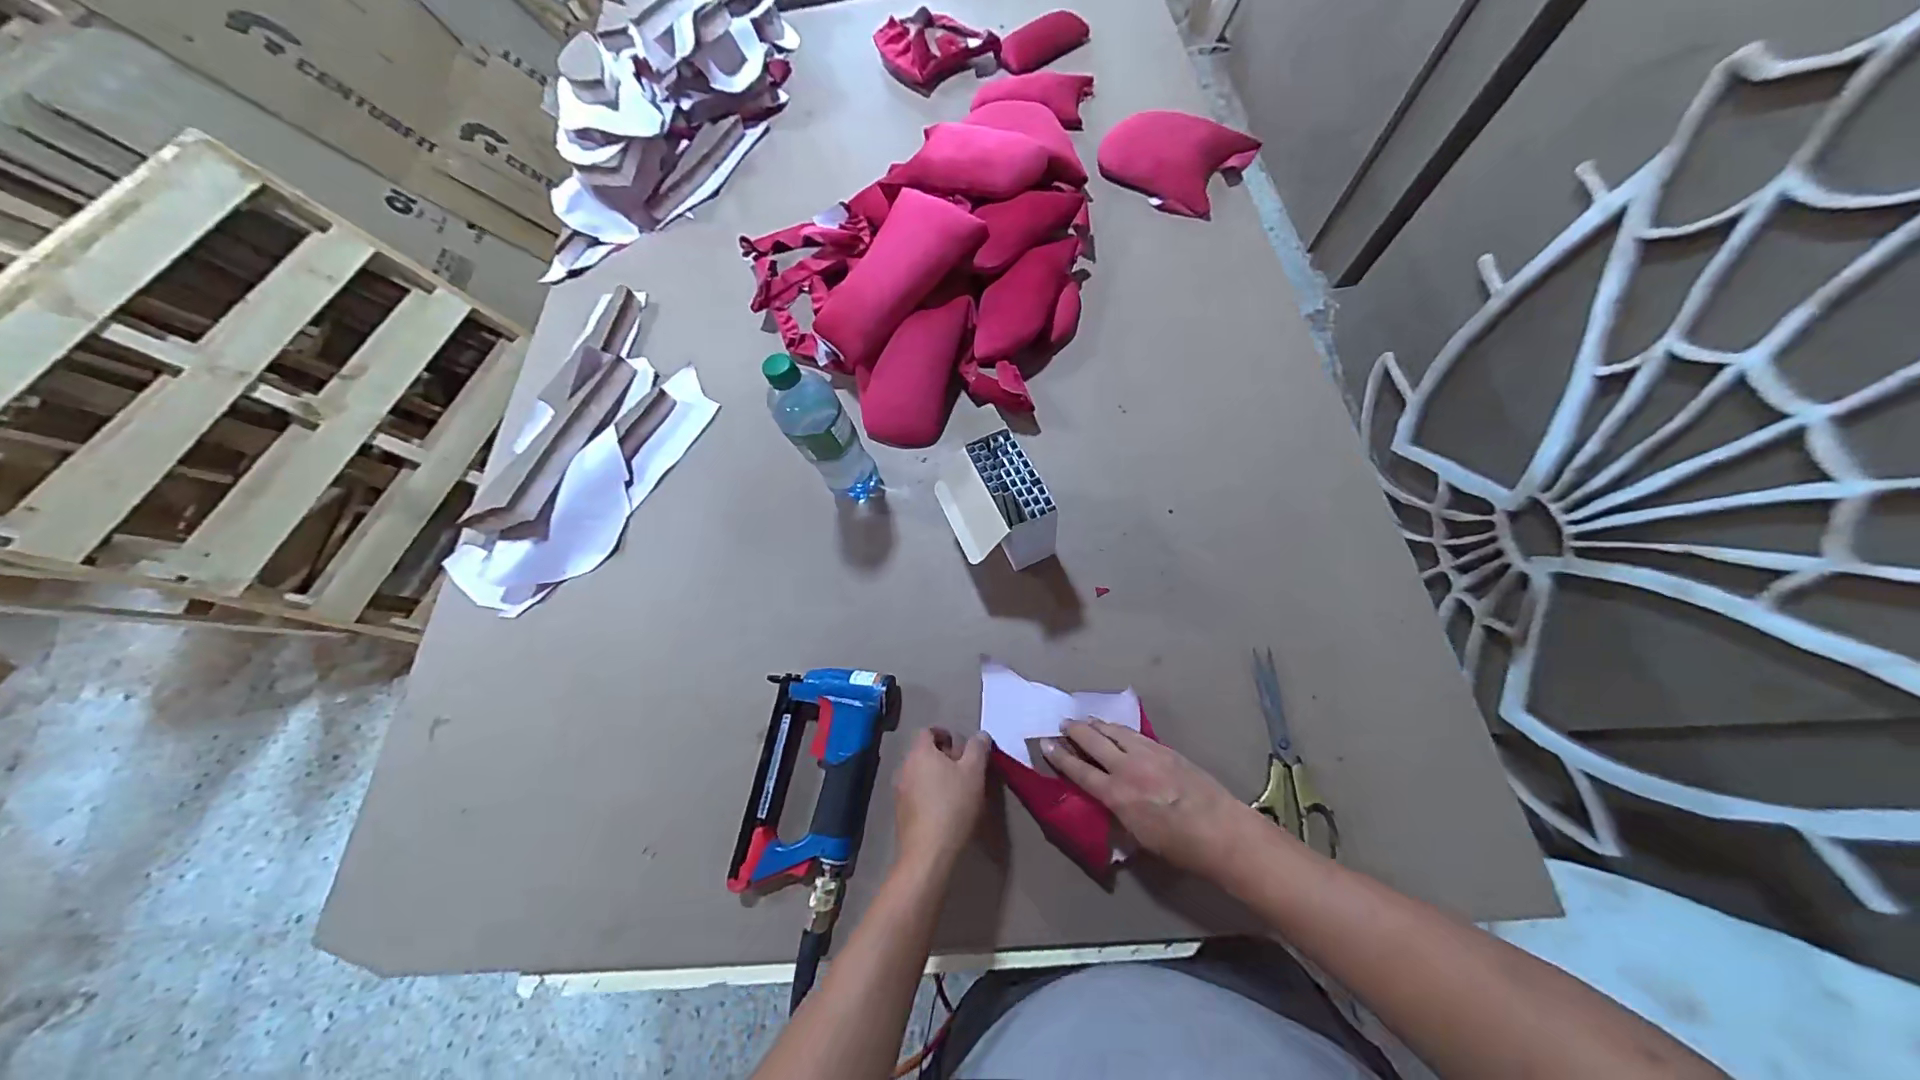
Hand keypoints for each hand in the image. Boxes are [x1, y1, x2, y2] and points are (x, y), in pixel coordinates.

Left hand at [892, 727, 990, 874]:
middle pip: (924, 752)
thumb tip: (980, 735)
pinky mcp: (900, 812)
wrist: (928, 852)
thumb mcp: (974, 772)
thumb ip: (978, 749)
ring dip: (937, 776)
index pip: (929, 731)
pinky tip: (945, 809)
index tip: (964, 749)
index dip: (947, 735)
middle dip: (945, 756)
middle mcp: (904, 767)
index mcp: (919, 752)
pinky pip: (916, 792)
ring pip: (920, 773)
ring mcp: (899, 791)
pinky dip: (930, 793)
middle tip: (966, 770)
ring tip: (958, 791)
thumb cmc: (953, 805)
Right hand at [1042, 719, 1265, 876]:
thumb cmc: (1179, 847)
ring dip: (1097, 724)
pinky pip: (1135, 734)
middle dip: (1075, 730)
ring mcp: (1147, 754)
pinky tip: (1117, 729)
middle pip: (1093, 741)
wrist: (1222, 830)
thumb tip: (1108, 805)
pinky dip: (1119, 729)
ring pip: (1114, 731)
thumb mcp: (1138, 838)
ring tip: (1086, 721)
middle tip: (1063, 724)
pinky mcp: (1166, 749)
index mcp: (1115, 795)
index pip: (1078, 770)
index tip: (1045, 744)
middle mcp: (1126, 768)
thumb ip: (1117, 816)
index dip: (1059, 756)